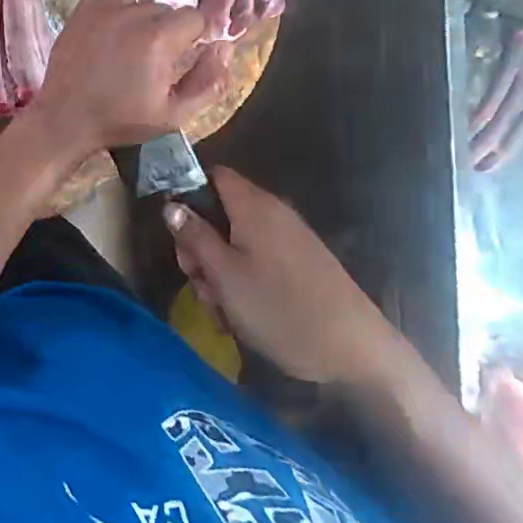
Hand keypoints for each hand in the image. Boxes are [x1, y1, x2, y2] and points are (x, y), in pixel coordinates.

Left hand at [27, 0, 230, 155]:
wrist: (66, 119)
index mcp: (160, 39)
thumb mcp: (173, 114)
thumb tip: (225, 48)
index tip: (181, 58)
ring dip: (146, 9)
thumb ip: (207, 82)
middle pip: (169, 7)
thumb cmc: (121, 120)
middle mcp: (136, 14)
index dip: (193, 39)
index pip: (195, 19)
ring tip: (135, 35)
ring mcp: (107, 6)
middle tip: (153, 58)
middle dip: (169, 29)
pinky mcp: (85, 6)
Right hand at [163, 168, 404, 385]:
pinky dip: (243, 281)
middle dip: (201, 246)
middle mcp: (273, 213)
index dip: (188, 194)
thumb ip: (195, 236)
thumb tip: (171, 204)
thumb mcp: (225, 275)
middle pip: (222, 213)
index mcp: (254, 206)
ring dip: (220, 271)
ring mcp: (289, 239)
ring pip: (237, 242)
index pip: (214, 175)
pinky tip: (242, 315)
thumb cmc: (279, 308)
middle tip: (198, 281)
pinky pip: (259, 260)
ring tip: (221, 309)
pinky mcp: (300, 263)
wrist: (352, 346)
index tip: (176, 231)